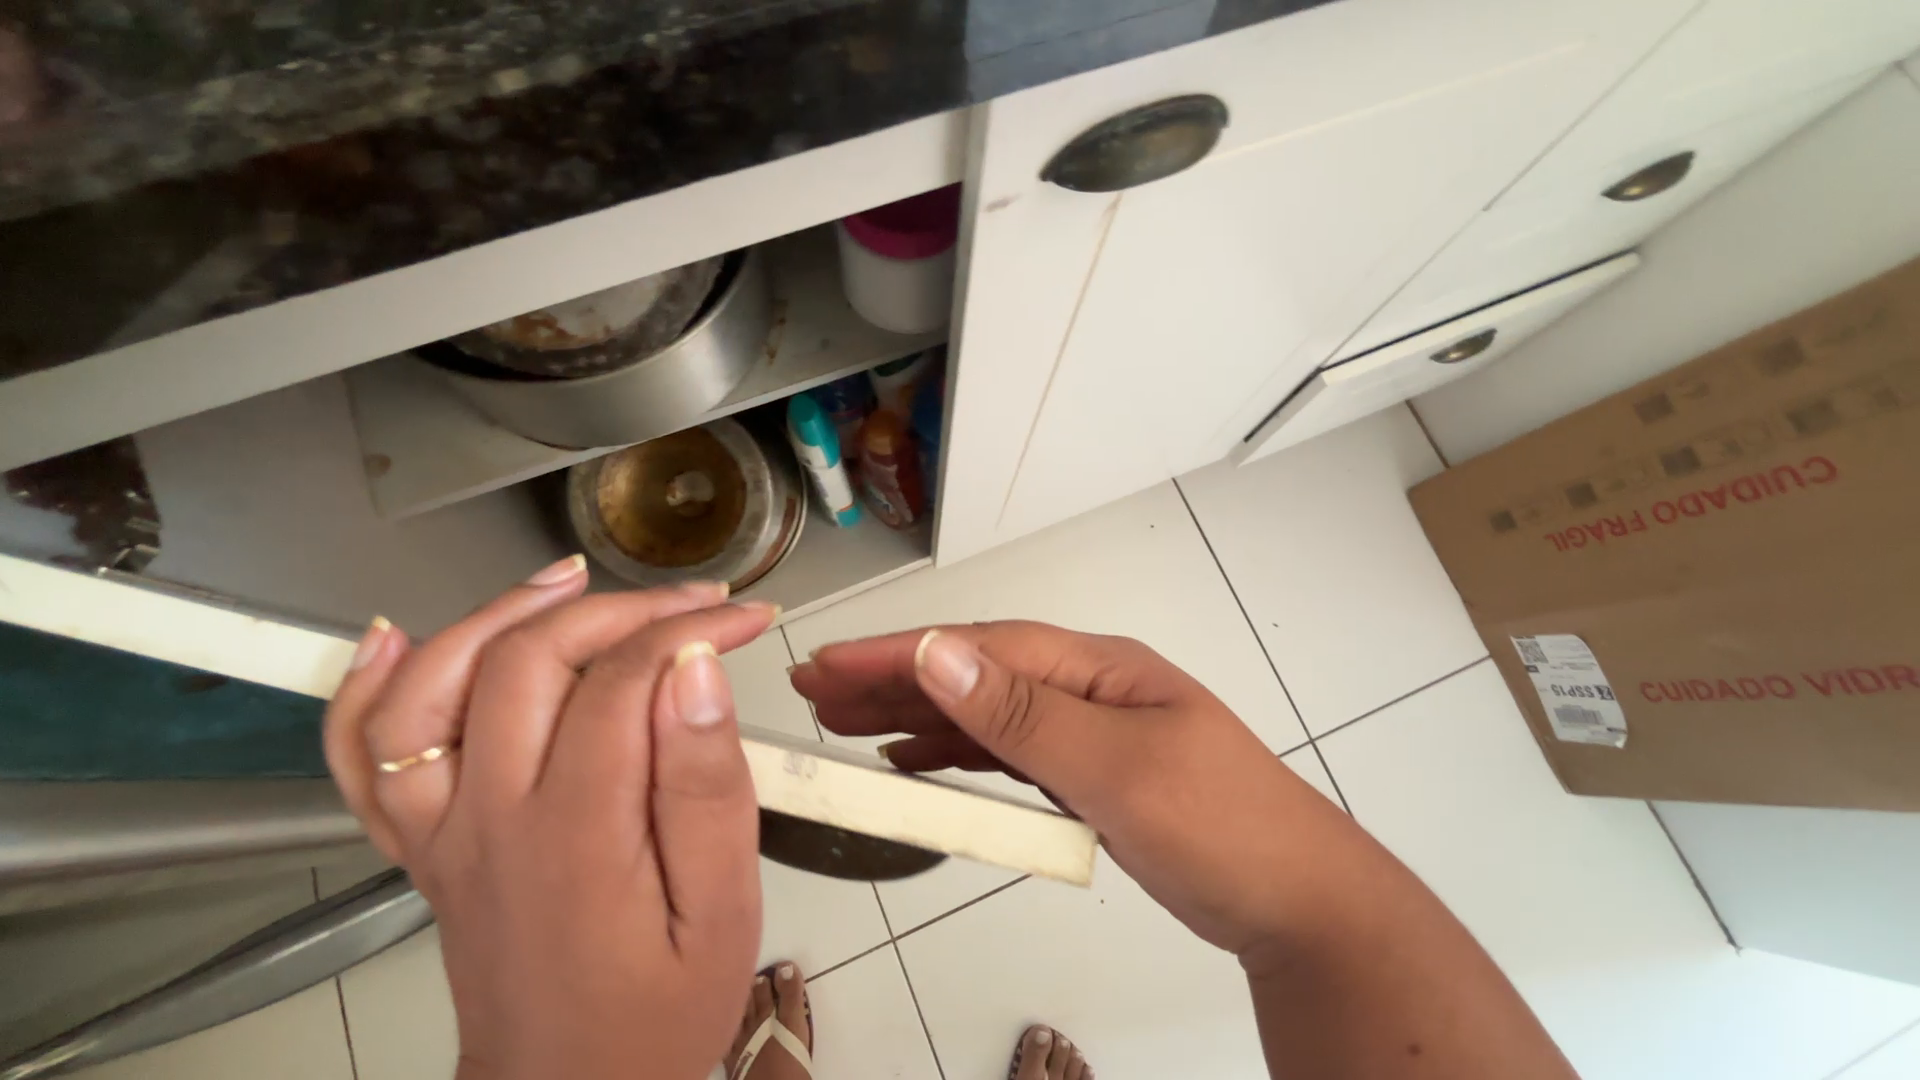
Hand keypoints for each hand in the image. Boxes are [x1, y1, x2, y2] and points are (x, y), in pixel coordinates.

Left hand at [323, 558, 776, 1079]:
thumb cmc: (664, 1005)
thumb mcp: (723, 905)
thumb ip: (706, 785)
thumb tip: (696, 671)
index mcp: (575, 832)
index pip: (623, 681)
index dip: (691, 629)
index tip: (748, 617)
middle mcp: (489, 817)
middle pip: (532, 661)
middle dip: (623, 608)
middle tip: (695, 600)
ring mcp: (440, 829)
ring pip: (436, 684)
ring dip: (502, 613)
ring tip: (572, 577)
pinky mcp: (420, 845)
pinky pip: (364, 756)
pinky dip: (369, 685)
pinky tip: (398, 638)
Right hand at [791, 621, 1355, 959]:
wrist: (1296, 902)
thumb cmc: (1219, 826)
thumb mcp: (1117, 768)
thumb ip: (1024, 714)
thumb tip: (938, 652)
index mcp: (1096, 667)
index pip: (980, 648)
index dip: (901, 653)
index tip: (829, 663)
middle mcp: (1086, 687)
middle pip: (974, 673)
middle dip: (893, 678)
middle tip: (816, 691)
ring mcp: (1086, 732)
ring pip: (983, 713)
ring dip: (914, 715)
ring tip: (846, 725)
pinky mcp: (1086, 776)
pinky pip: (1005, 755)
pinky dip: (955, 754)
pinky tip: (915, 761)